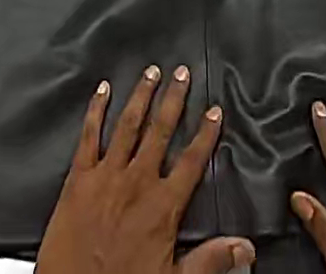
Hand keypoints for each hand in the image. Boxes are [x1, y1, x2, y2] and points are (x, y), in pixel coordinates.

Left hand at [37, 65, 253, 273]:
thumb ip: (209, 261)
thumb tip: (246, 247)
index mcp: (162, 205)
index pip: (190, 161)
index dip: (205, 134)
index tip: (214, 110)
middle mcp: (137, 181)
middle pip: (160, 130)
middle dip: (174, 99)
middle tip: (182, 72)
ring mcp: (106, 175)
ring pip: (128, 125)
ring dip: (142, 95)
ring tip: (151, 71)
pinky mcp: (79, 177)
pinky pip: (89, 136)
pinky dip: (96, 110)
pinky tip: (102, 89)